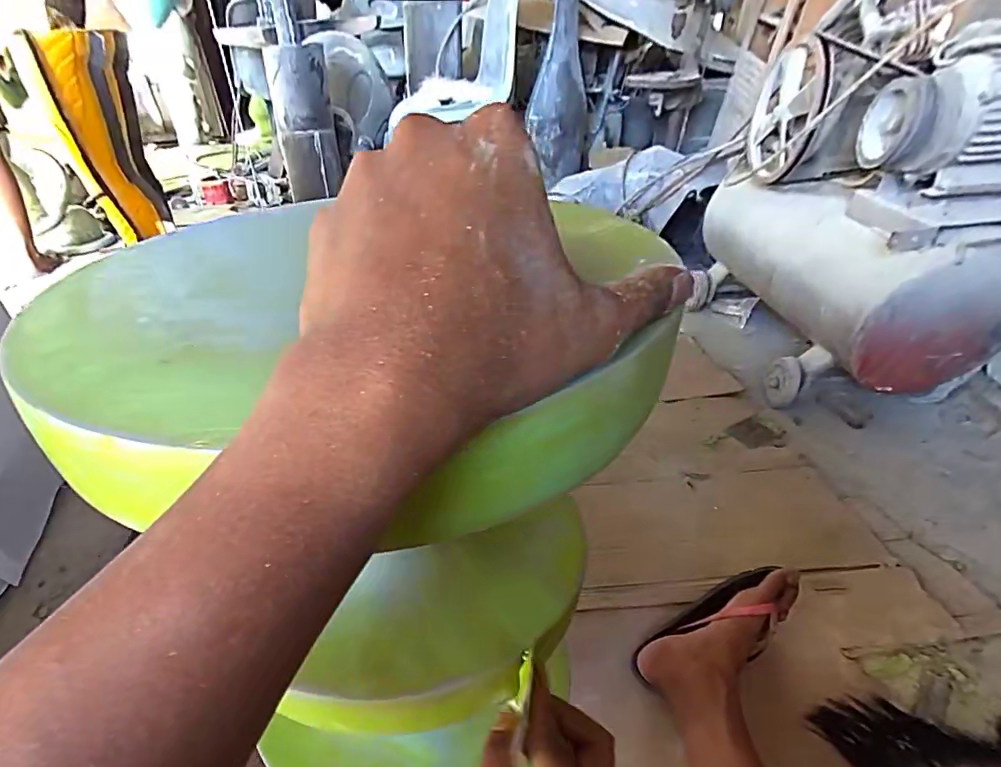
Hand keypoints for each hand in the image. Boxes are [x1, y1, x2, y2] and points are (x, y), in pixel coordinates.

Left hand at [276, 104, 689, 464]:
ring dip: (406, 236)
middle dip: (454, 213)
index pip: (508, 154)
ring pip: (395, 202)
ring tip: (417, 300)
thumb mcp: (584, 329)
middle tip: (461, 280)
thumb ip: (637, 298)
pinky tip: (379, 307)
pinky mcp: (321, 230)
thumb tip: (678, 287)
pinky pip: (352, 238)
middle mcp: (422, 145)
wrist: (385, 387)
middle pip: (446, 171)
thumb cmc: (491, 349)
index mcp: (494, 144)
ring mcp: (363, 185)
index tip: (503, 253)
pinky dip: (364, 263)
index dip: (507, 204)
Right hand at [451, 673, 615, 766]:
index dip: (540, 701)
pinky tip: (535, 752)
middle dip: (564, 714)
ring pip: (598, 758)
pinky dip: (567, 754)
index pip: (557, 743)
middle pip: (597, 744)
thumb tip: (507, 716)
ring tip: (525, 722)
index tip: (529, 666)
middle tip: (525, 702)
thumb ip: (495, 766)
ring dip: (567, 732)